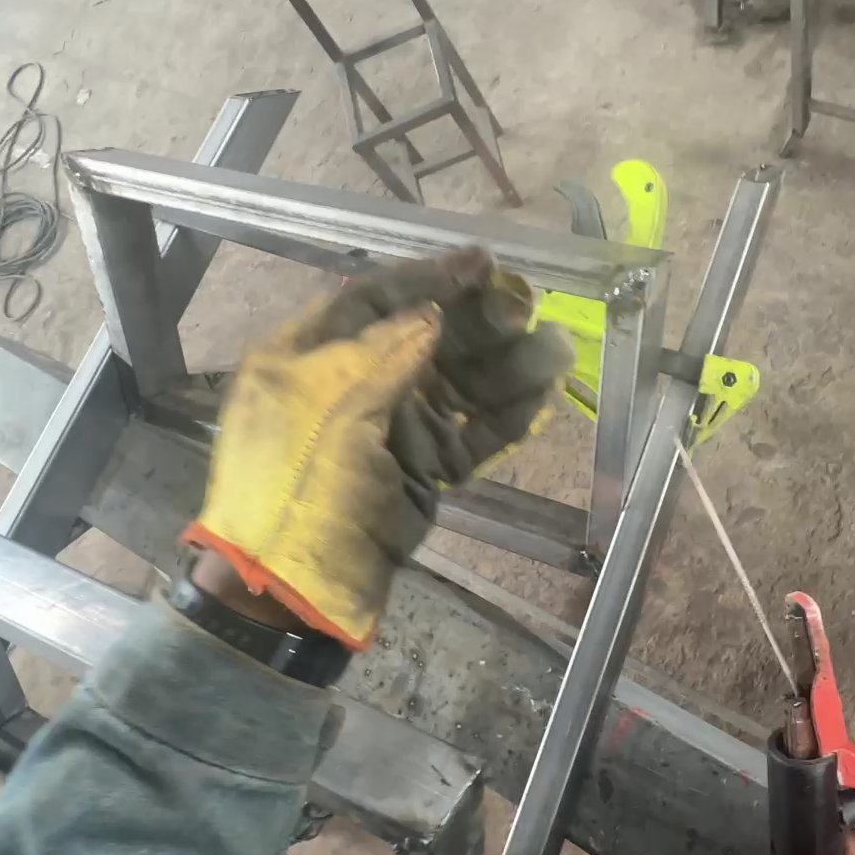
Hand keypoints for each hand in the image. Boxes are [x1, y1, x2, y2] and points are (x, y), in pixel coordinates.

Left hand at [183, 248, 569, 647]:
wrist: (297, 590)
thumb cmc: (299, 488)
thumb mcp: (330, 409)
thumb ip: (383, 354)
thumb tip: (433, 315)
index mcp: (311, 358)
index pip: (374, 299)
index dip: (428, 278)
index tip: (481, 263)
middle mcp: (355, 384)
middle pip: (426, 338)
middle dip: (478, 322)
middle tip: (527, 309)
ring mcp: (393, 427)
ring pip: (458, 385)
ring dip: (506, 367)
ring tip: (556, 349)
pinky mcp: (424, 466)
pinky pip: (472, 433)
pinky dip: (506, 417)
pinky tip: (541, 395)